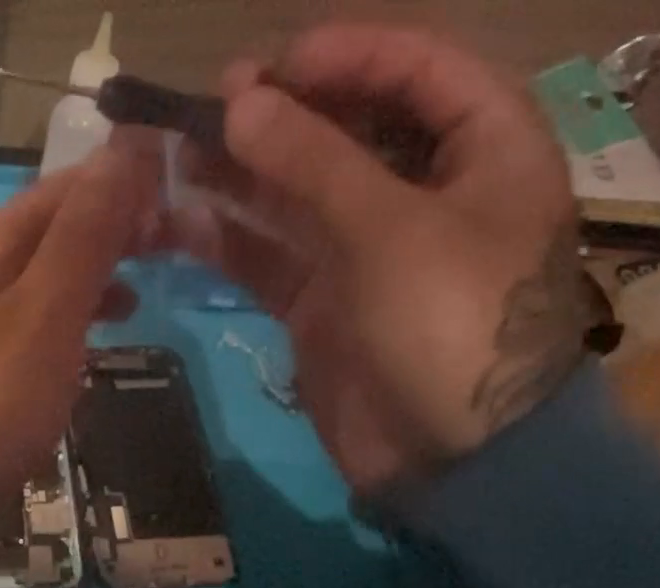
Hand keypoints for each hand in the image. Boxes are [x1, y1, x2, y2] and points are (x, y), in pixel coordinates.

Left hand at [0, 135, 157, 539]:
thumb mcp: (43, 315)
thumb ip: (85, 237)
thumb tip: (126, 150)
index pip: (70, 185)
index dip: (129, 180)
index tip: (193, 192)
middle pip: (59, 226)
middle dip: (119, 224)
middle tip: (184, 240)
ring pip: (51, 274)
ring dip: (100, 269)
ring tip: (151, 284)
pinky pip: (38, 320)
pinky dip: (75, 317)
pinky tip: (99, 336)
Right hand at [184, 25, 591, 493]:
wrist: (454, 461)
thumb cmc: (452, 327)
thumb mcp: (390, 230)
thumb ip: (312, 161)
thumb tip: (239, 103)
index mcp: (484, 152)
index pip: (418, 70)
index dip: (348, 54)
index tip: (272, 65)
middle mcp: (424, 192)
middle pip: (346, 129)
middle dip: (279, 115)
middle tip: (210, 107)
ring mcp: (366, 251)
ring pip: (295, 194)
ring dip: (239, 173)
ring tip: (175, 152)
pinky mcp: (322, 303)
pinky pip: (269, 255)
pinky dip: (227, 237)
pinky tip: (178, 219)